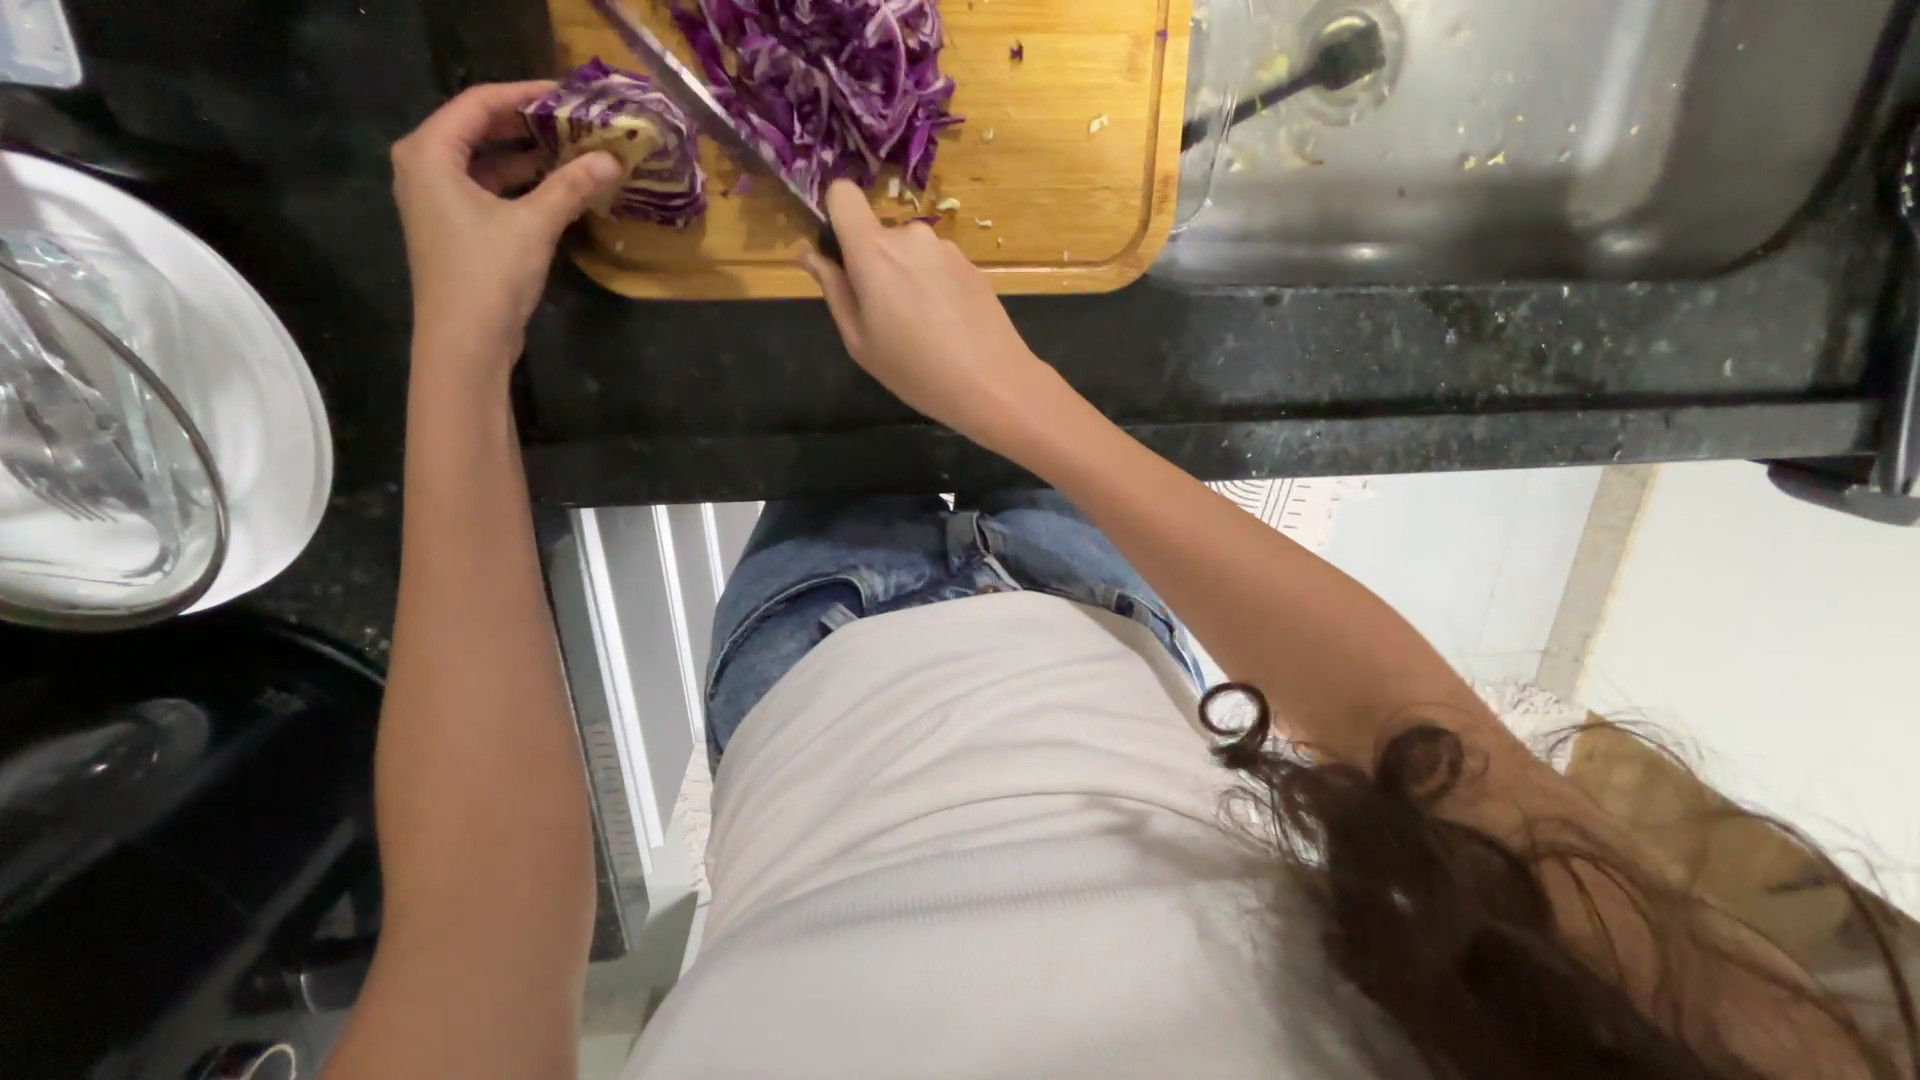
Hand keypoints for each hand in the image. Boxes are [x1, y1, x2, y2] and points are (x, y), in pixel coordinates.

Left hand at [391, 81, 622, 376]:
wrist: (464, 341)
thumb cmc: (487, 274)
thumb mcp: (534, 225)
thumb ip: (571, 186)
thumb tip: (613, 160)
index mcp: (429, 153)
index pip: (479, 103)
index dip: (525, 94)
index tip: (569, 94)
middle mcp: (424, 168)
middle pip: (479, 128)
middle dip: (528, 124)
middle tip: (576, 121)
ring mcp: (437, 200)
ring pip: (486, 162)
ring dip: (528, 156)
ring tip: (574, 149)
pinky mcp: (455, 228)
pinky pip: (489, 189)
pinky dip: (521, 184)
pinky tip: (557, 187)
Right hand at [802, 181, 1063, 454]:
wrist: (993, 382)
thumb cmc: (915, 370)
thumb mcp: (859, 340)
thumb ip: (833, 289)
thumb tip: (809, 254)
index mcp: (873, 251)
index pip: (843, 194)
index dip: (836, 216)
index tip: (840, 254)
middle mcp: (910, 237)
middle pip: (878, 233)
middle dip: (874, 264)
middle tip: (885, 316)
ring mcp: (946, 248)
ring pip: (910, 252)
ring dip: (907, 277)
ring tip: (921, 327)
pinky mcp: (971, 264)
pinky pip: (937, 265)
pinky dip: (934, 286)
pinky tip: (947, 326)